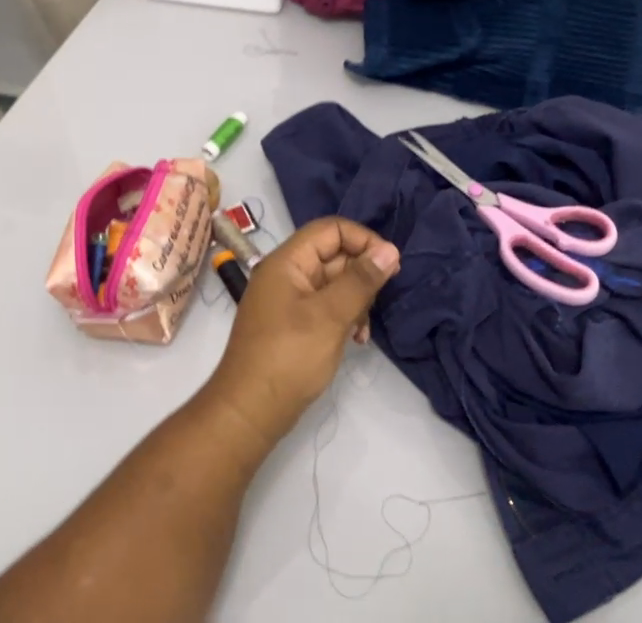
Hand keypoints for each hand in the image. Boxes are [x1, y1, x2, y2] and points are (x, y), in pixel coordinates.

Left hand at [201, 217, 399, 445]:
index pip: (330, 230)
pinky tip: (356, 340)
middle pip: (333, 255)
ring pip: (333, 283)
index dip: (363, 240)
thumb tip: (390, 250)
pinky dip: (344, 317)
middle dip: (361, 274)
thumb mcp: (331, 316)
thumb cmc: (289, 357)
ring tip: (364, 329)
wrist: (250, 410)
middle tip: (380, 300)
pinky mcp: (294, 324)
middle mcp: (286, 274)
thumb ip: (361, 280)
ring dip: (356, 299)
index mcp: (287, 262)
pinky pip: (326, 307)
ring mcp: (289, 301)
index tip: (391, 264)